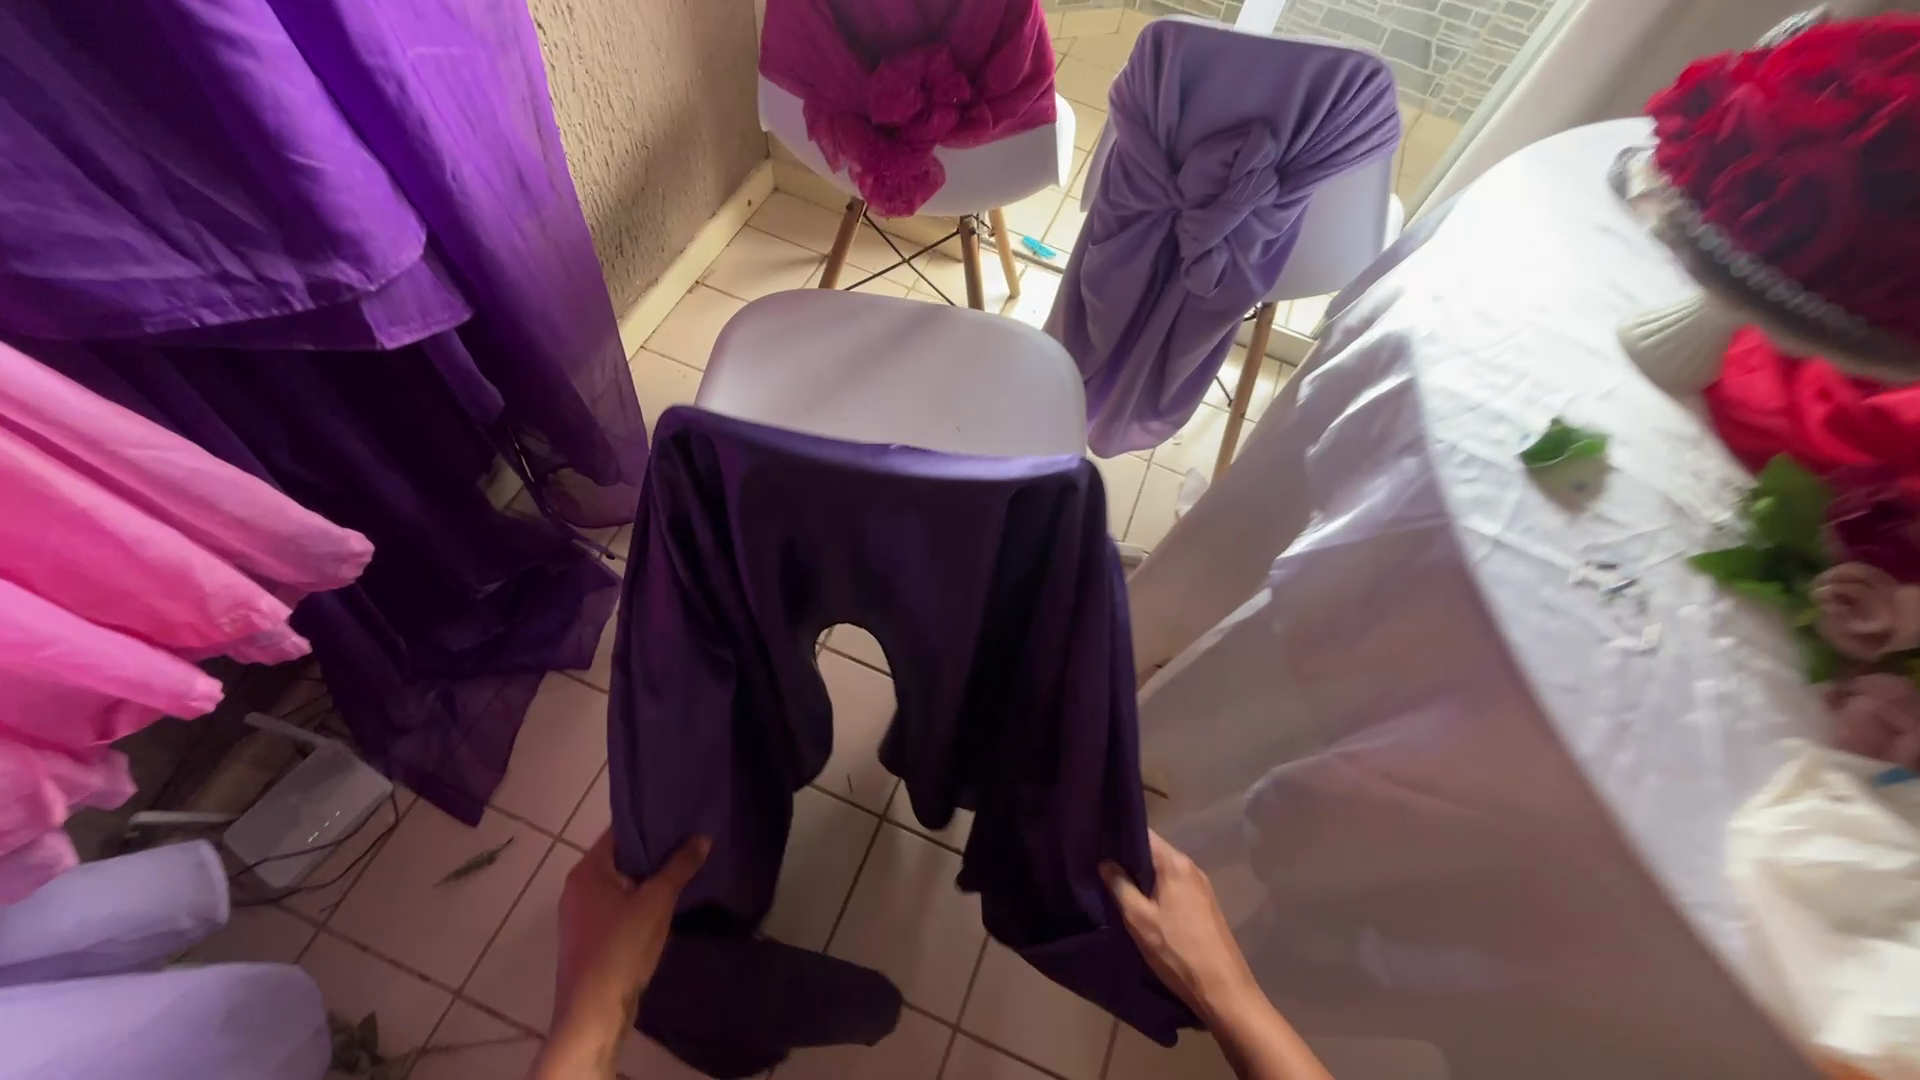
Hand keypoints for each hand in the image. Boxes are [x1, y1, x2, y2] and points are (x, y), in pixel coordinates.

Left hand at [542, 830, 707, 1076]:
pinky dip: (639, 900)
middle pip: (621, 857)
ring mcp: (580, 915)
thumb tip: (703, 836)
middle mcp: (577, 887)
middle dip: (654, 851)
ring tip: (685, 866)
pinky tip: (667, 902)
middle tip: (690, 839)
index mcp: (587, 871)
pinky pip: (618, 906)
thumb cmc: (621, 947)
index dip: (651, 822)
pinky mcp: (589, 938)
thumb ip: (680, 866)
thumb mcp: (657, 900)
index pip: (620, 831)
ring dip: (648, 878)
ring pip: (621, 884)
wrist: (593, 1013)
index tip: (681, 815)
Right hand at [1101, 830, 1261, 1024]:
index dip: (1118, 835)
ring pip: (1163, 870)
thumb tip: (1104, 861)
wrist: (1223, 989)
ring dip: (1142, 876)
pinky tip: (1143, 903)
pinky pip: (1174, 884)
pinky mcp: (1204, 903)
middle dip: (1128, 858)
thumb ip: (1119, 885)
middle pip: (1153, 851)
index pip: (1142, 833)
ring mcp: (1201, 885)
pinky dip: (1156, 888)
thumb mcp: (1139, 919)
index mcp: (1174, 863)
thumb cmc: (1177, 950)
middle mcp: (1190, 866)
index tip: (1096, 842)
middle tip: (1100, 866)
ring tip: (1116, 885)